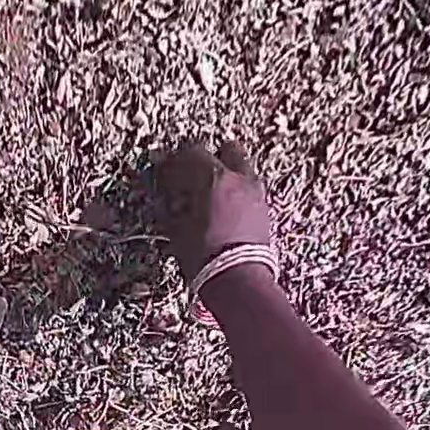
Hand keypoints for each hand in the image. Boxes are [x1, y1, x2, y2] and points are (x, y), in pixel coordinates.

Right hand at [155, 141, 271, 281]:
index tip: (164, 171)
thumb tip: (166, 200)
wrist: (239, 279)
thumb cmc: (203, 255)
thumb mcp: (177, 233)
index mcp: (214, 179)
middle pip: (226, 150)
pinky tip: (221, 211)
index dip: (174, 160)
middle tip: (190, 177)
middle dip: (208, 160)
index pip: (192, 153)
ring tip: (207, 197)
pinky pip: (248, 188)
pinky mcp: (264, 207)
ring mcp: (255, 191)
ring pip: (240, 169)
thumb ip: (171, 209)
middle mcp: (239, 177)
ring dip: (224, 176)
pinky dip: (234, 192)